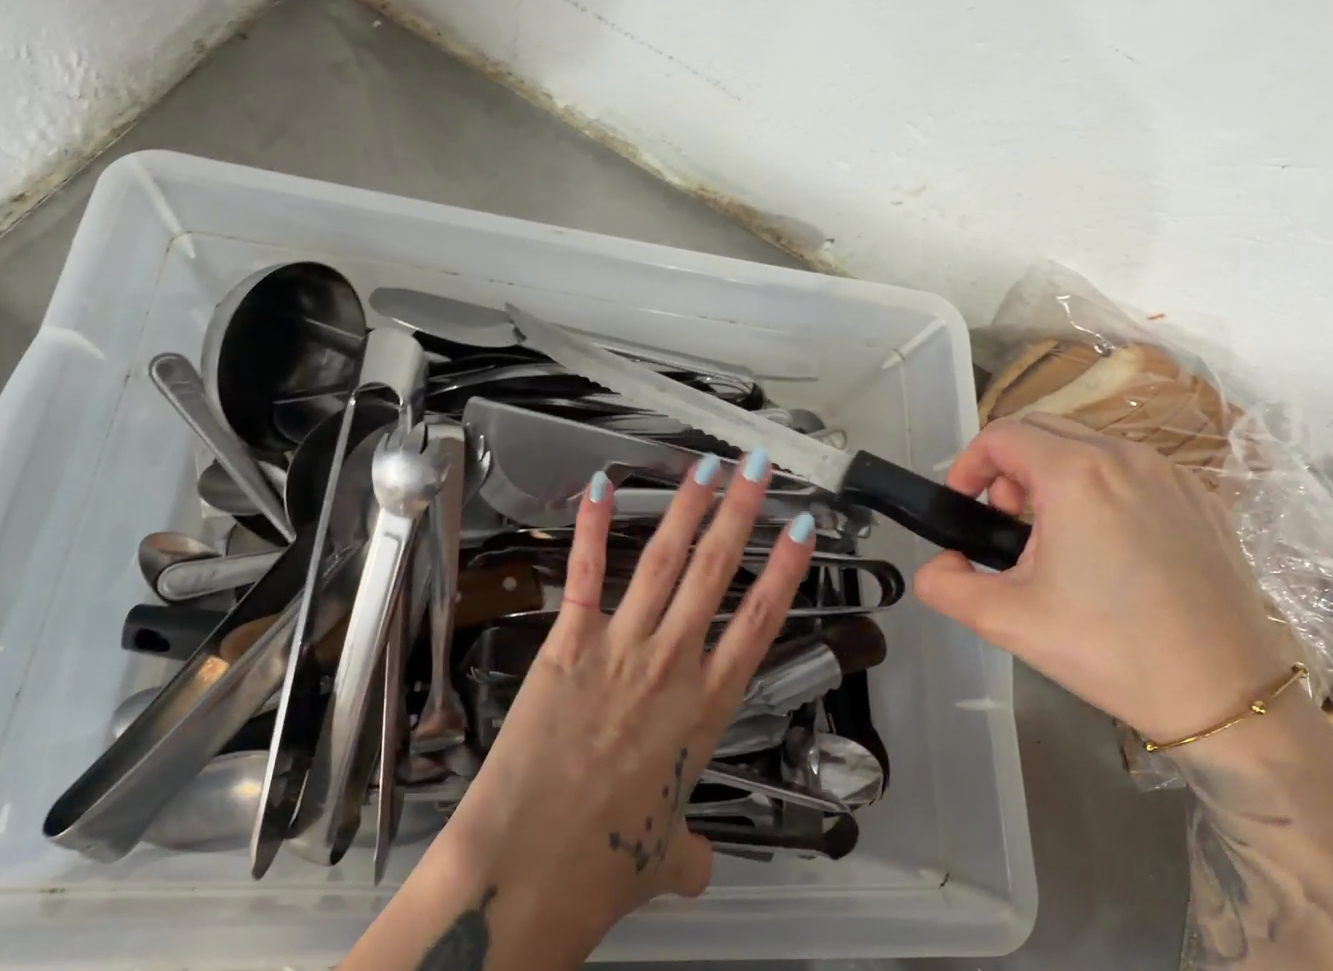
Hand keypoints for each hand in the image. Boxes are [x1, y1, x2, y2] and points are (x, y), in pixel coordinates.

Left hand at [411, 453, 815, 966]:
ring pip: (662, 561)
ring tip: (707, 467)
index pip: (759, 620)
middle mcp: (670, 667)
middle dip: (741, 511)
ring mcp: (618, 650)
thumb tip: (695, 864)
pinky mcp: (566, 647)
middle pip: (717, 571)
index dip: (784, 570)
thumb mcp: (666, 857)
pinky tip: (601, 488)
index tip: (800, 530)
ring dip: (686, 509)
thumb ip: (688, 851)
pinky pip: (584, 574)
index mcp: (705, 710)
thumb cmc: (602, 863)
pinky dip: (591, 527)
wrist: (532, 866)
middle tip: (757, 468)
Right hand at [915, 414, 1287, 744]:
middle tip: (1000, 519)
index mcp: (1077, 476)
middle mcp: (1128, 458)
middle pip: (1045, 430)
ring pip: (1091, 446)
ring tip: (1049, 537)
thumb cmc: (1111, 650)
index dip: (968, 464)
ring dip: (1052, 474)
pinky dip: (1099, 488)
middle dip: (1008, 465)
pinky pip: (1133, 470)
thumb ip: (946, 584)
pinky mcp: (1203, 502)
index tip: (963, 504)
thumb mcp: (1006, 621)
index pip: (1002, 435)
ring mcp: (1174, 477)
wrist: (1226, 695)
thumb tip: (940, 565)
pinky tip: (1103, 547)